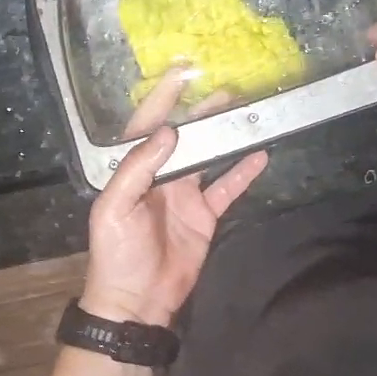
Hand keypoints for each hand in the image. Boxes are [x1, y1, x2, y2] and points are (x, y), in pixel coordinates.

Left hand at [83, 71, 267, 327]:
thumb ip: (138, 167)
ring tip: (246, 111)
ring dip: (225, 135)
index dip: (162, 99)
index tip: (181, 73)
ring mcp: (185, 194)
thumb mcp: (115, 209)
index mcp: (133, 170)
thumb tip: (169, 130)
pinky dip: (244, 172)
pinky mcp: (205, 214)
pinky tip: (261, 154)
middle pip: (184, 136)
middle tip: (226, 88)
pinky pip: (227, 187)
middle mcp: (160, 175)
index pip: (148, 126)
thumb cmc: (117, 254)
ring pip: (209, 156)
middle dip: (202, 112)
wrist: (137, 302)